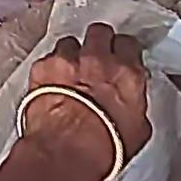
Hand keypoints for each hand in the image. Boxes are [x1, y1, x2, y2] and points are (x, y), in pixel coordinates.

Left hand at [20, 23, 149, 177]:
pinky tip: (52, 82)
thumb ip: (134, 98)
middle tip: (96, 54)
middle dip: (98, 40)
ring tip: (71, 71)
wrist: (66, 148)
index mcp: (126, 72)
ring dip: (71, 53)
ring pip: (69, 42)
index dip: (123, 49)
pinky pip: (47, 58)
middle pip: (98, 31)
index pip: (129, 43)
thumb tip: (129, 96)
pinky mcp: (41, 66)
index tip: (121, 54)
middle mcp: (96, 59)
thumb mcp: (138, 125)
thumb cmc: (105, 145)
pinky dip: (50, 67)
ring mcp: (66, 60)